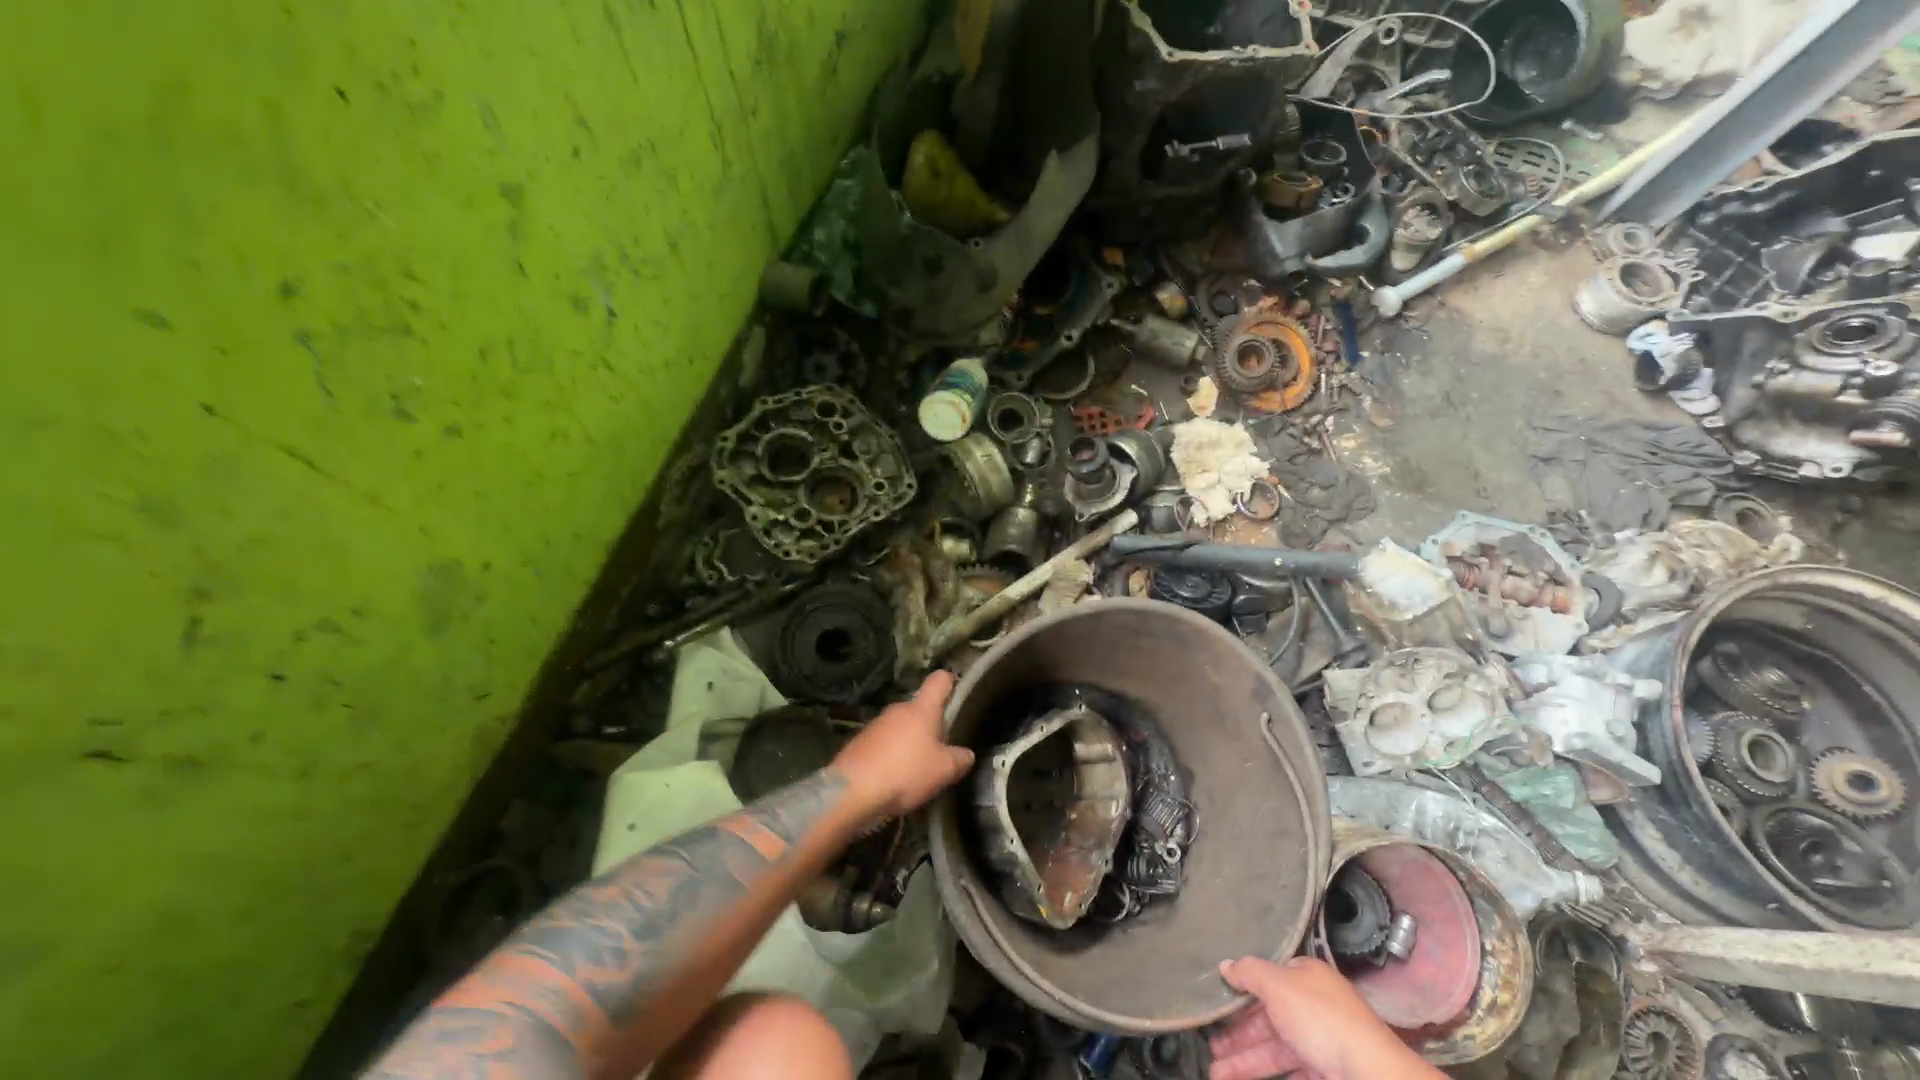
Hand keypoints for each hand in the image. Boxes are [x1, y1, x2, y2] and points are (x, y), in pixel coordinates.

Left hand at [832, 670, 973, 819]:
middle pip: (920, 709)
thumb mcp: (944, 770)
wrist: (852, 791)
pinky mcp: (859, 744)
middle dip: (932, 725)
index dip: (951, 681)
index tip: (959, 690)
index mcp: (921, 709)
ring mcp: (875, 725)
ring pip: (900, 728)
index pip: (939, 681)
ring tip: (919, 769)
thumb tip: (966, 754)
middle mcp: (897, 710)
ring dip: (910, 742)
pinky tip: (895, 779)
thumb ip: (960, 759)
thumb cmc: (905, 772)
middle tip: (944, 748)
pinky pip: (883, 745)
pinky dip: (892, 756)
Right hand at [1210, 957, 1432, 1079]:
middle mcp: (1314, 1006)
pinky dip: (1268, 1076)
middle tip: (1210, 1049)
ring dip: (1245, 1061)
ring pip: (1275, 1049)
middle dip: (1237, 1035)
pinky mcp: (1326, 1072)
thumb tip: (1225, 965)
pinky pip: (1291, 1072)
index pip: (1268, 980)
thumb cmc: (1320, 1019)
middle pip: (1268, 1019)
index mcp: (1306, 977)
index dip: (1241, 993)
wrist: (1370, 1074)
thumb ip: (1249, 973)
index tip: (1218, 1007)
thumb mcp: (1278, 985)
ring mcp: (1321, 1042)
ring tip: (1215, 1074)